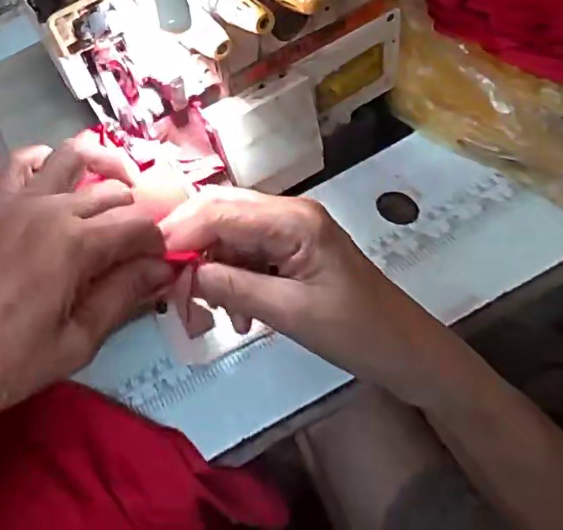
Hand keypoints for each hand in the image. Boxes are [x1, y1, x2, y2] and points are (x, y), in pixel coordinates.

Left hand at [0, 134, 175, 442]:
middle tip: (143, 248)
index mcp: (77, 243)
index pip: (138, 226)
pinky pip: (24, 162)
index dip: (159, 245)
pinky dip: (48, 159)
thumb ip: (123, 296)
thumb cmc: (8, 365)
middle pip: (114, 192)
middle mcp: (53, 208)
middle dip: (138, 214)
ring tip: (119, 193)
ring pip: (75, 158)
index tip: (164, 267)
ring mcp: (22, 201)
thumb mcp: (77, 341)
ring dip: (104, 167)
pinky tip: (59, 180)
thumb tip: (163, 268)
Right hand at [160, 187, 464, 407]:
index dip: (181, 232)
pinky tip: (234, 315)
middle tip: (169, 285)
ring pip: (227, 233)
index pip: (220, 211)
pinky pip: (244, 252)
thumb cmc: (359, 332)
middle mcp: (286, 211)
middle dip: (190, 245)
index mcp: (292, 218)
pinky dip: (229, 278)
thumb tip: (185, 273)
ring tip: (200, 311)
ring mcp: (288, 227)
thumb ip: (236, 288)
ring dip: (209, 267)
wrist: (409, 352)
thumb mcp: (293, 314)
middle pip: (219, 212)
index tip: (152, 263)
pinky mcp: (289, 247)